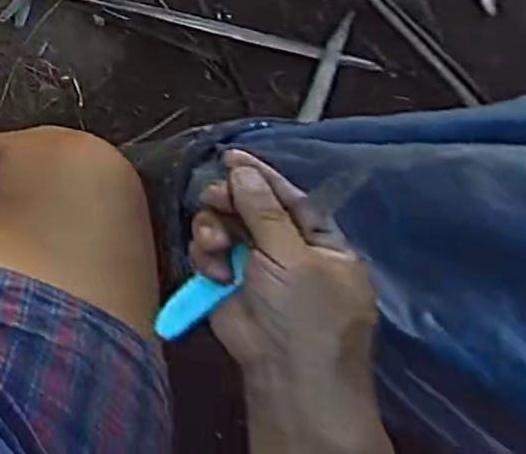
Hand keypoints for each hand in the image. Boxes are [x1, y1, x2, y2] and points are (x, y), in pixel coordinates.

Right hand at [192, 150, 390, 453]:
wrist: (283, 369)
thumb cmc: (306, 315)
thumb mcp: (292, 259)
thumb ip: (265, 211)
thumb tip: (243, 168)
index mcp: (321, 245)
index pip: (291, 199)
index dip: (262, 176)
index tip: (232, 156)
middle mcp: (286, 249)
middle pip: (247, 205)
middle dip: (227, 202)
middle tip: (216, 201)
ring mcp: (254, 262)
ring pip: (219, 221)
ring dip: (212, 230)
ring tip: (216, 249)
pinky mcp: (224, 274)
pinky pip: (205, 245)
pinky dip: (205, 254)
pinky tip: (213, 271)